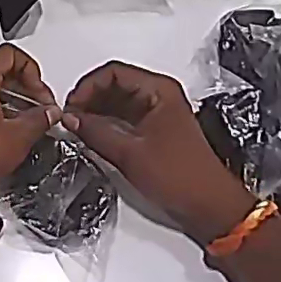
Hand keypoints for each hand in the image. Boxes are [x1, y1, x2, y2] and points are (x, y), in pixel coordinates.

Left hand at [0, 44, 57, 216]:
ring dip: (18, 100)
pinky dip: (4, 111)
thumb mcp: (16, 137)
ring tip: (33, 121)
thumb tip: (50, 113)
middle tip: (42, 107)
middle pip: (4, 69)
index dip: (33, 71)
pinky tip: (15, 131)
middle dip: (28, 87)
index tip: (41, 93)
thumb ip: (39, 119)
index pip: (11, 54)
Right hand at [64, 62, 255, 242]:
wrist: (210, 208)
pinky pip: (122, 118)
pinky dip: (104, 123)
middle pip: (114, 85)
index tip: (72, 105)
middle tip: (69, 117)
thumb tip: (70, 119)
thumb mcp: (129, 153)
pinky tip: (90, 136)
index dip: (88, 86)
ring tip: (76, 127)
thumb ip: (95, 132)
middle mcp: (158, 97)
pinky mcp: (153, 131)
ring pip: (116, 102)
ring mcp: (156, 113)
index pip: (113, 73)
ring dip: (94, 112)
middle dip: (89, 98)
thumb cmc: (182, 177)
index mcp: (159, 91)